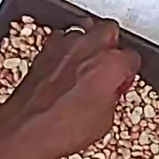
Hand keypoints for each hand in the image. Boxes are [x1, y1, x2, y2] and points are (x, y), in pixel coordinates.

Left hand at [0, 19, 140, 158]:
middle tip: (109, 67)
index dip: (128, 72)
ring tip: (88, 64)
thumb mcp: (104, 121)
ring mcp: (65, 46)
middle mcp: (89, 47)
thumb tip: (109, 93)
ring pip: (84, 29)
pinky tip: (66, 67)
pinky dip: (67, 49)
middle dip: (112, 46)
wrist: (28, 130)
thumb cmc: (63, 126)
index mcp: (112, 64)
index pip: (131, 58)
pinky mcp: (45, 50)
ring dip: (89, 43)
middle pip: (109, 30)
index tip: (123, 82)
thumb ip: (112, 97)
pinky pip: (62, 39)